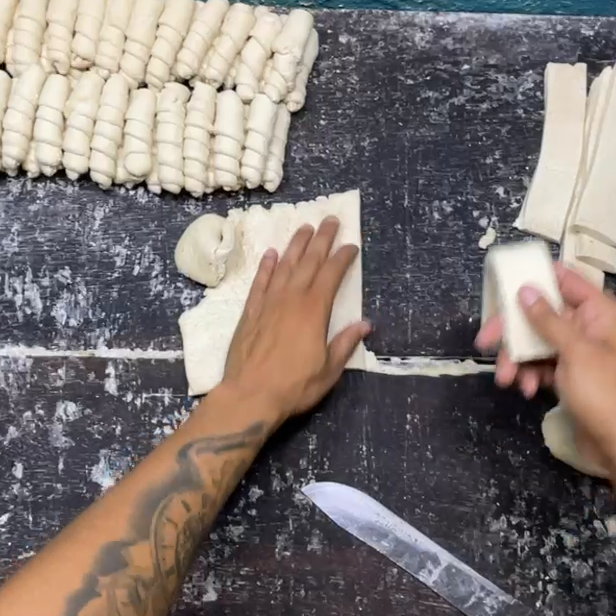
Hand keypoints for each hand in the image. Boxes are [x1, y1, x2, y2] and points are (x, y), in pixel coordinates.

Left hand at [211, 217, 371, 423]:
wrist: (250, 395)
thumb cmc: (294, 386)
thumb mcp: (329, 370)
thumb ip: (345, 344)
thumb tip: (365, 325)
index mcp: (315, 310)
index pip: (332, 274)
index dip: (343, 257)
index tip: (351, 245)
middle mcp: (292, 298)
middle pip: (309, 261)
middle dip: (322, 239)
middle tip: (330, 220)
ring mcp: (268, 302)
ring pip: (285, 265)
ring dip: (296, 245)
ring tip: (304, 228)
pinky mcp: (250, 311)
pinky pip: (260, 281)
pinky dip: (266, 266)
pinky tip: (271, 254)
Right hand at [475, 266, 615, 485]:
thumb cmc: (606, 394)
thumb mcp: (575, 352)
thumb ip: (547, 319)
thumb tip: (524, 289)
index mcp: (599, 312)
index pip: (564, 279)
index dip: (535, 278)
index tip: (504, 285)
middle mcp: (590, 326)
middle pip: (543, 313)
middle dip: (514, 329)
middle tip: (485, 342)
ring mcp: (580, 352)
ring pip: (538, 341)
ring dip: (518, 358)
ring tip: (505, 379)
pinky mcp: (572, 376)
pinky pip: (544, 364)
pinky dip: (531, 374)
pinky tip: (525, 390)